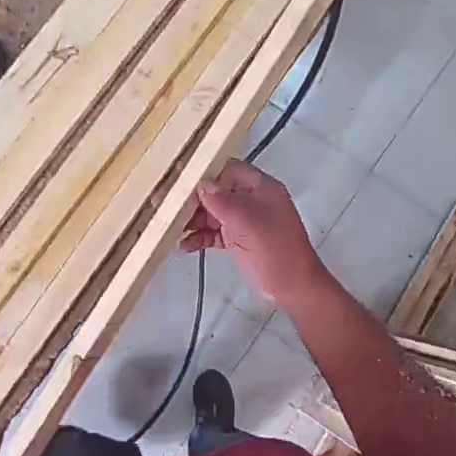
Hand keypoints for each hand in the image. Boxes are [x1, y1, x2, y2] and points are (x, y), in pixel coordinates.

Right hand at [181, 159, 330, 306]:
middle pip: (217, 192)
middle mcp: (252, 200)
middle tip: (162, 202)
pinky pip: (215, 233)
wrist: (293, 286)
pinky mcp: (240, 240)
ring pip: (213, 213)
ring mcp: (246, 221)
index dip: (204, 171)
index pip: (228, 169)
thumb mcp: (247, 221)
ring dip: (192, 220)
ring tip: (169, 226)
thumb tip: (202, 183)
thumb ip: (222, 201)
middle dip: (191, 199)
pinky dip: (200, 237)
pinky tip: (184, 246)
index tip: (177, 176)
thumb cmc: (275, 248)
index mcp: (261, 188)